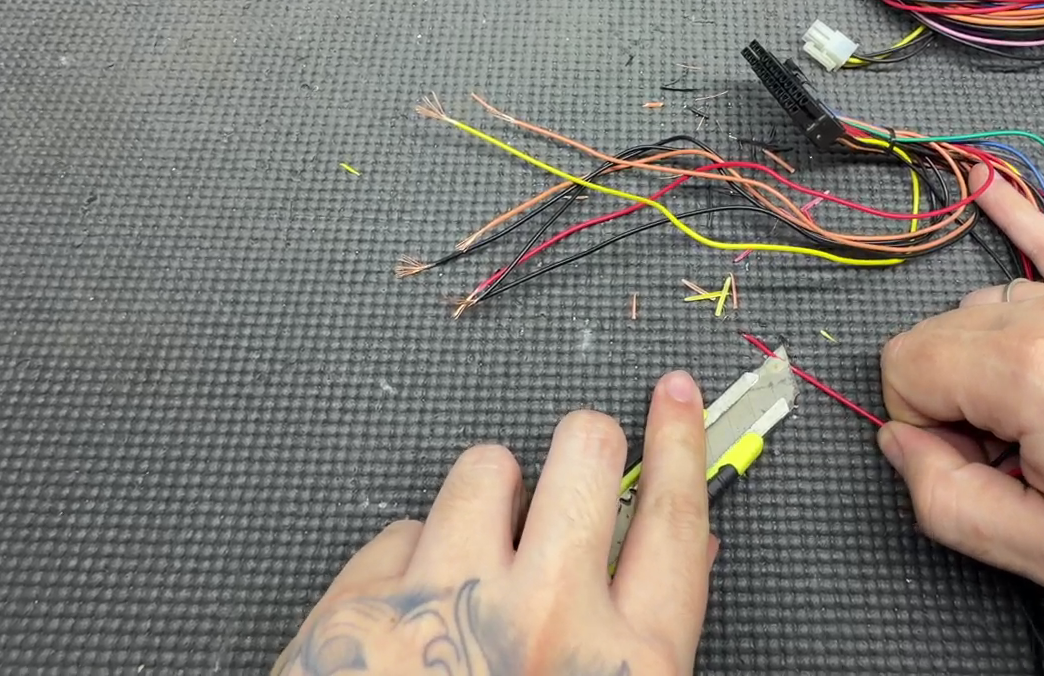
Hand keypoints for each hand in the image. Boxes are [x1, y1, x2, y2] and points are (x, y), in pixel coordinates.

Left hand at [273, 371, 715, 675]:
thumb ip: (650, 635)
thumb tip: (685, 548)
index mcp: (623, 671)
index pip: (674, 517)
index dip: (679, 440)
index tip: (674, 394)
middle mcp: (542, 622)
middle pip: (586, 449)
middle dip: (585, 445)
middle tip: (569, 475)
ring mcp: (446, 603)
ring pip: (487, 464)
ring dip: (488, 500)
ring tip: (477, 564)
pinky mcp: (358, 610)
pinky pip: (403, 526)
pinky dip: (411, 561)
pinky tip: (407, 622)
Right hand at [878, 167, 1043, 675]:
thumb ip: (950, 504)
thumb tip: (904, 450)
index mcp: (1029, 371)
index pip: (902, 368)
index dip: (924, 435)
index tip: (977, 478)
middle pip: (936, 335)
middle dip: (951, 401)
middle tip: (1019, 471)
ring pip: (984, 307)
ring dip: (986, 364)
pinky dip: (1016, 219)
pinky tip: (987, 193)